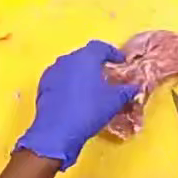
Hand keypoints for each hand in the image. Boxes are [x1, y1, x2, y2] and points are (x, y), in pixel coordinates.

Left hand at [15, 40, 138, 167]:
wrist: (57, 131)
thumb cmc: (89, 110)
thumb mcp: (114, 101)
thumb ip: (126, 90)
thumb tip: (135, 87)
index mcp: (85, 58)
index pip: (100, 46)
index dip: (112, 52)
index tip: (120, 61)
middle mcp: (67, 60)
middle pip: (83, 55)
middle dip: (95, 62)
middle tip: (106, 73)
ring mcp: (52, 72)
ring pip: (69, 67)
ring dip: (80, 73)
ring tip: (90, 86)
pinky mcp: (43, 86)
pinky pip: (59, 79)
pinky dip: (68, 84)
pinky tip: (74, 97)